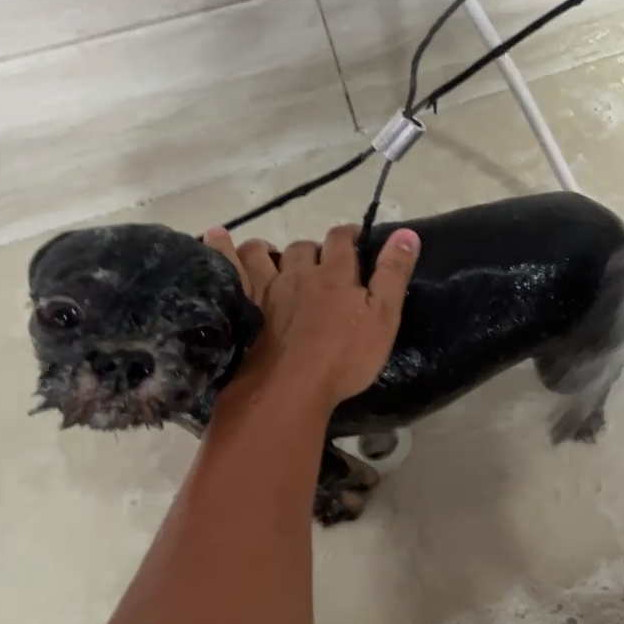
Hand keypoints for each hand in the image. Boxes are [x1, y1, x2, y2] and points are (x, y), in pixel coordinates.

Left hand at [202, 223, 420, 415]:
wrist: (288, 391)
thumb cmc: (344, 358)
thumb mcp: (383, 317)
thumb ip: (393, 274)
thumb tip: (407, 232)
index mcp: (335, 275)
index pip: (341, 240)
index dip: (349, 234)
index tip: (355, 237)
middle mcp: (298, 274)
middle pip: (302, 248)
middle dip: (312, 249)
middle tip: (319, 262)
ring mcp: (264, 290)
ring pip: (261, 253)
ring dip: (267, 248)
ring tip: (270, 253)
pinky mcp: (240, 308)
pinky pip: (226, 268)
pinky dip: (221, 248)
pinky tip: (216, 236)